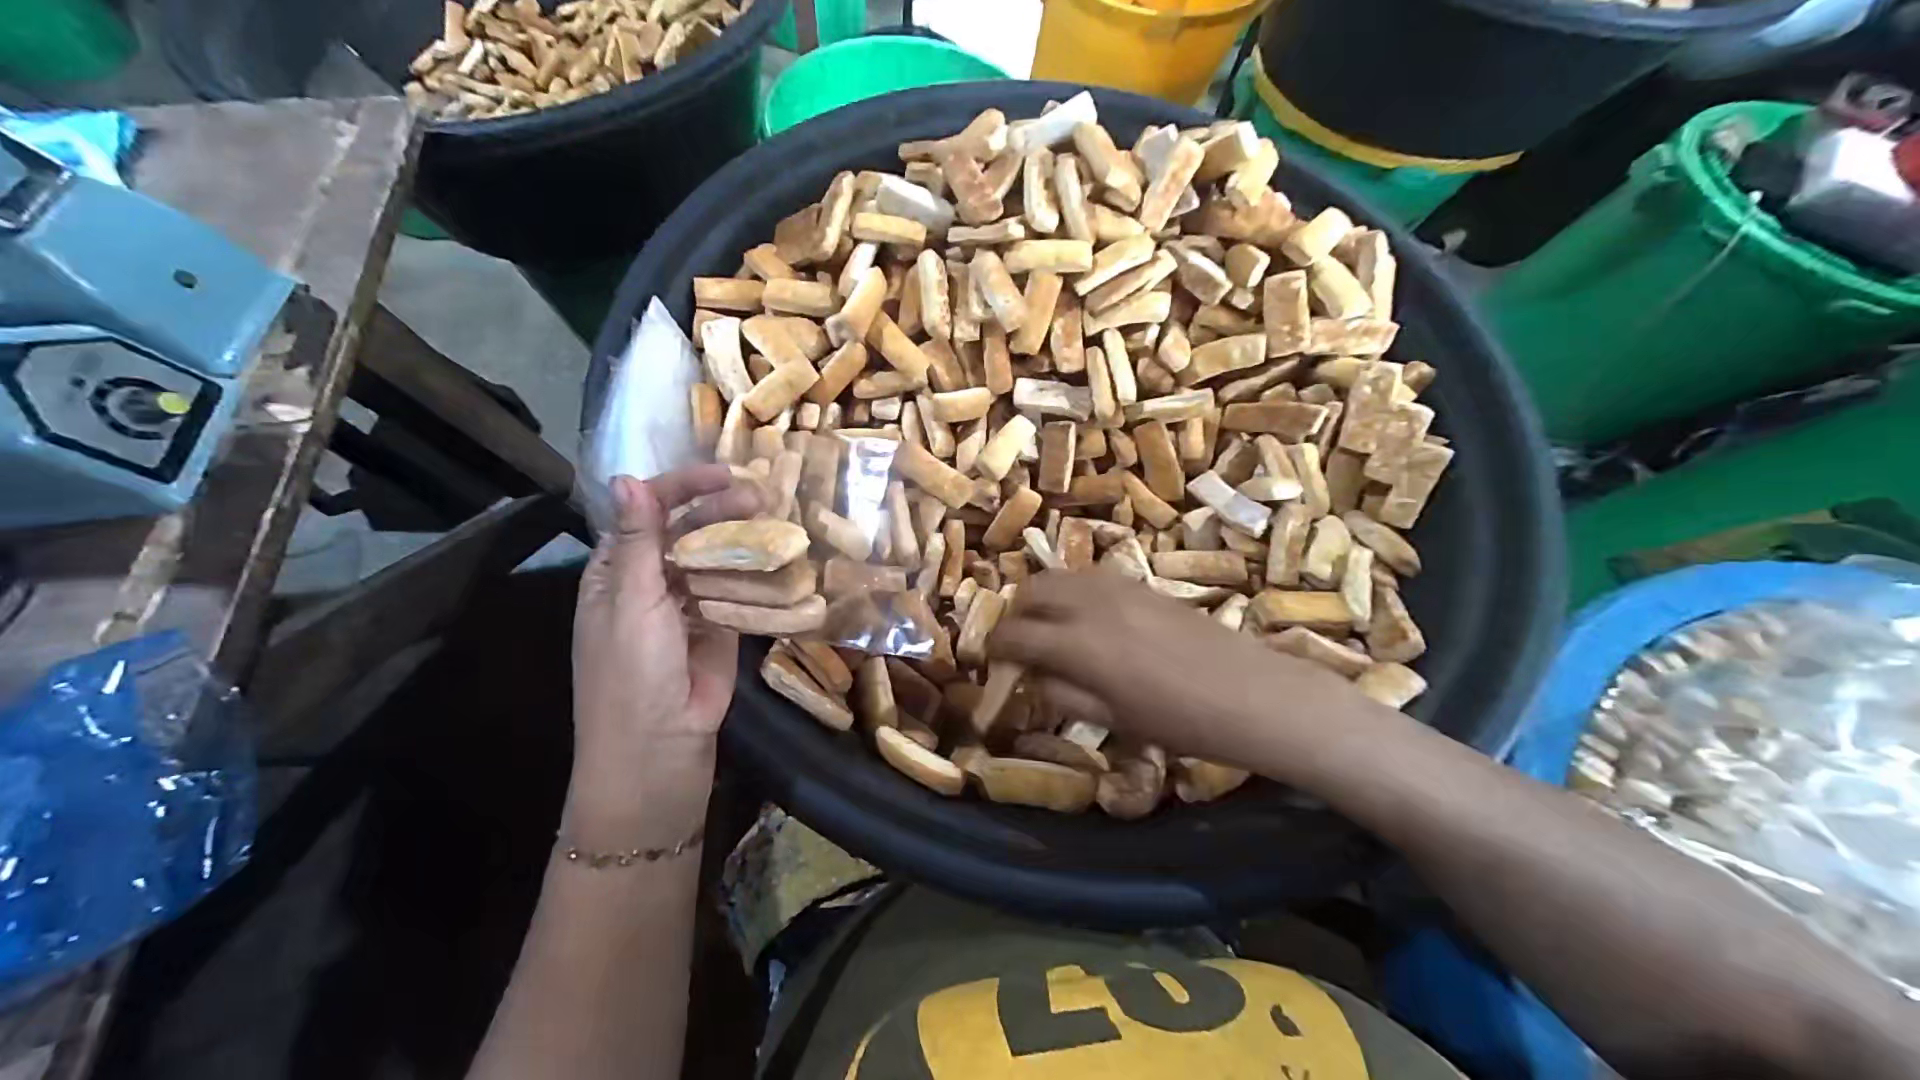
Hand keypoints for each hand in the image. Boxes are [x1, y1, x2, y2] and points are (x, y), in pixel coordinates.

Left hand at [572, 467, 761, 768]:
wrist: (658, 750)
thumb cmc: (631, 674)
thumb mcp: (631, 603)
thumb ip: (638, 541)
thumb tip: (627, 477)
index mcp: (617, 572)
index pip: (646, 513)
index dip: (681, 488)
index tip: (723, 474)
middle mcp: (652, 582)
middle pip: (686, 531)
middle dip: (719, 510)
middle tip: (760, 498)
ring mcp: (688, 605)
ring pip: (715, 559)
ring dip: (741, 540)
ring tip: (776, 524)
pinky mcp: (720, 628)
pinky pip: (737, 593)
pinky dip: (754, 575)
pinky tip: (779, 558)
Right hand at [988, 570, 1381, 772]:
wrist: (1254, 696)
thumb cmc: (1181, 722)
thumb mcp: (1113, 719)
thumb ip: (1063, 694)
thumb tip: (1034, 676)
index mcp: (1078, 644)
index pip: (1016, 634)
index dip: (997, 646)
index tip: (993, 659)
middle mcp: (1091, 603)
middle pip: (1032, 591)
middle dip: (1015, 613)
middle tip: (1019, 641)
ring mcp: (1119, 587)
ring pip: (1060, 575)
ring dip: (1043, 597)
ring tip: (1049, 626)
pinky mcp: (1142, 583)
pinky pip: (1090, 576)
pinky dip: (1073, 591)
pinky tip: (1088, 618)